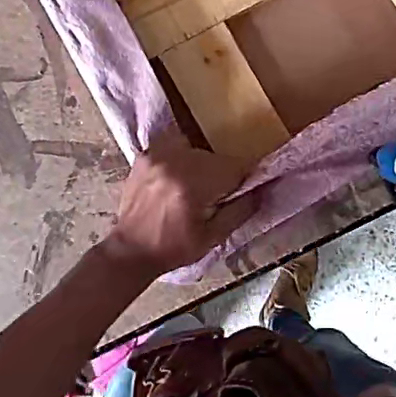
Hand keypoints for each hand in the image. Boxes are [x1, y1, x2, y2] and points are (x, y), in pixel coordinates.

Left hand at [99, 131, 258, 276]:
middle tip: (214, 196)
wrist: (131, 251)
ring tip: (194, 187)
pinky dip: (182, 158)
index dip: (242, 179)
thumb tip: (264, 188)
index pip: (235, 167)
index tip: (240, 192)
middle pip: (216, 157)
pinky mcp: (145, 155)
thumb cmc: (174, 248)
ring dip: (202, 165)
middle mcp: (175, 164)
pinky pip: (175, 145)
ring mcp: (157, 156)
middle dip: (221, 174)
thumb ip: (242, 209)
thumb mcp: (214, 237)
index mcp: (193, 186)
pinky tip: (178, 177)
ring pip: (197, 148)